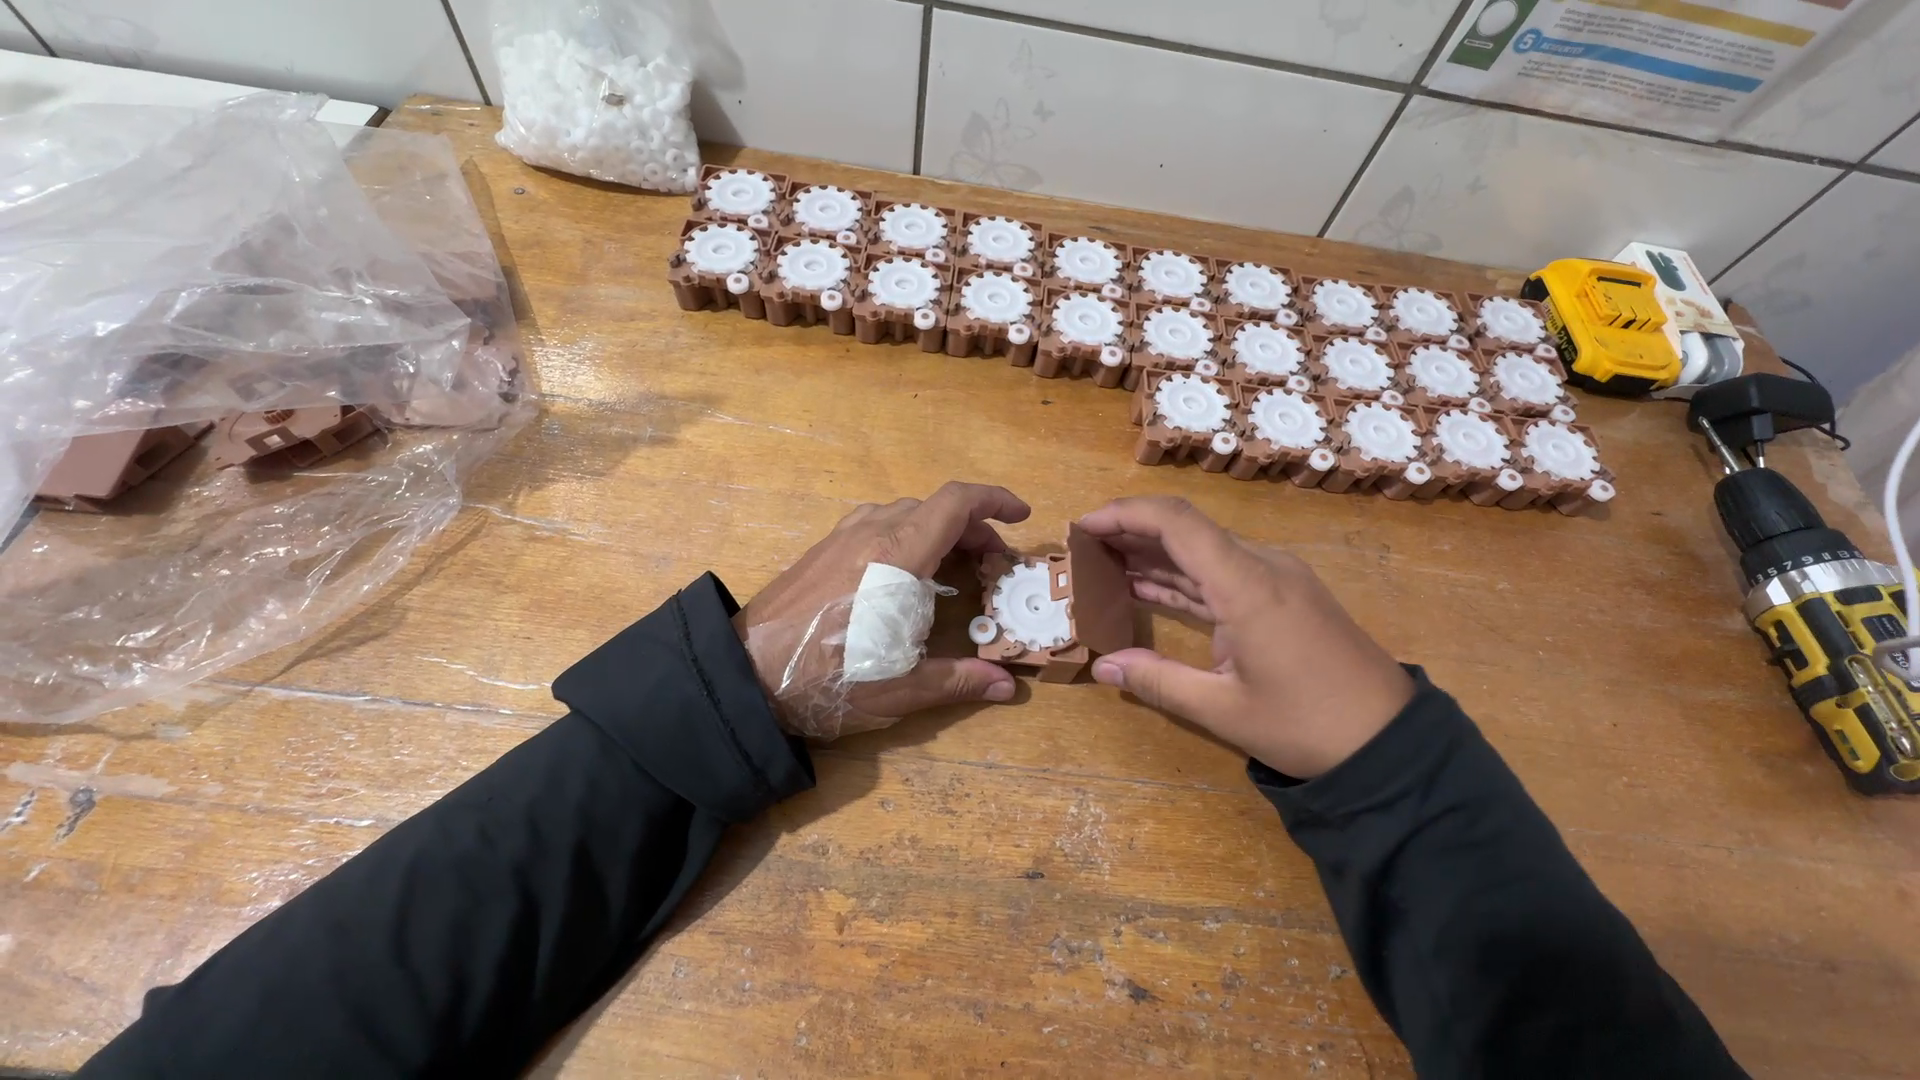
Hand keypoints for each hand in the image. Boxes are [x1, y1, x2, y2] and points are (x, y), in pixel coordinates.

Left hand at [735, 482, 1030, 739]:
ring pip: (903, 513)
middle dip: (973, 527)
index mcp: (897, 556)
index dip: (995, 500)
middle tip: (991, 564)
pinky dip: (905, 535)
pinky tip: (904, 574)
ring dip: (937, 530)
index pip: (955, 503)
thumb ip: (957, 680)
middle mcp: (870, 533)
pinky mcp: (822, 549)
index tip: (1021, 516)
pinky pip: (875, 524)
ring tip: (953, 566)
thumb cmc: (826, 679)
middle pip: (933, 508)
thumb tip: (1006, 687)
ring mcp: (842, 537)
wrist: (744, 676)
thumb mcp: (898, 688)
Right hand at [1078, 497, 1413, 778]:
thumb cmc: (1307, 725)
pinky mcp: (1284, 598)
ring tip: (1103, 564)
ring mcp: (1277, 580)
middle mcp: (1262, 567)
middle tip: (1083, 548)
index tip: (1083, 526)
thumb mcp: (1223, 710)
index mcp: (1246, 584)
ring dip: (1154, 555)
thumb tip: (1102, 666)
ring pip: (1204, 552)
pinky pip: (1223, 575)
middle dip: (1131, 533)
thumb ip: (1158, 682)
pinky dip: (1183, 579)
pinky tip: (1146, 588)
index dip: (1125, 514)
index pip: (1177, 522)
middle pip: (1188, 530)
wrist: (1391, 742)